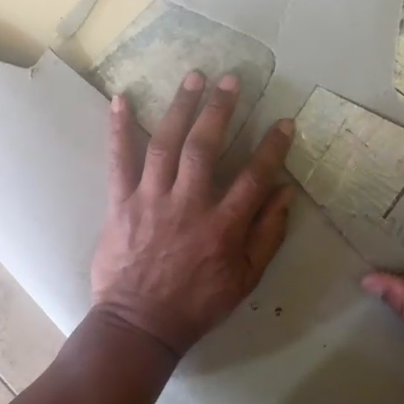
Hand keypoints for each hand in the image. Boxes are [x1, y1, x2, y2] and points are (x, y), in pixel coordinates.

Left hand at [90, 71, 295, 355]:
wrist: (138, 326)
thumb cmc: (197, 303)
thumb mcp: (245, 279)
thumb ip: (267, 234)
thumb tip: (285, 192)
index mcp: (222, 226)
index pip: (253, 177)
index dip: (272, 147)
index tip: (284, 121)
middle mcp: (188, 205)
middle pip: (204, 147)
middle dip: (220, 110)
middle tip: (231, 79)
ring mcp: (151, 200)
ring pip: (166, 144)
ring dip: (180, 106)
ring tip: (193, 77)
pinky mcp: (121, 203)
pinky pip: (119, 160)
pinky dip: (119, 129)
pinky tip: (122, 99)